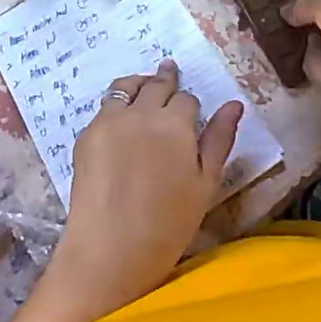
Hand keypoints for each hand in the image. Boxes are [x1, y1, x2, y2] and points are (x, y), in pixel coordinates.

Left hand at [54, 62, 242, 317]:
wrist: (110, 250)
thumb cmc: (168, 224)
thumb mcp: (206, 184)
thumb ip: (219, 139)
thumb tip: (234, 104)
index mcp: (175, 123)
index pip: (187, 99)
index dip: (190, 106)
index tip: (191, 113)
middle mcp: (142, 111)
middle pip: (156, 84)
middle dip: (166, 80)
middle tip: (169, 70)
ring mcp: (110, 120)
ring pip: (126, 87)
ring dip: (139, 83)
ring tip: (145, 84)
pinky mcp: (86, 134)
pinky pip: (105, 108)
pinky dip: (117, 106)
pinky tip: (121, 121)